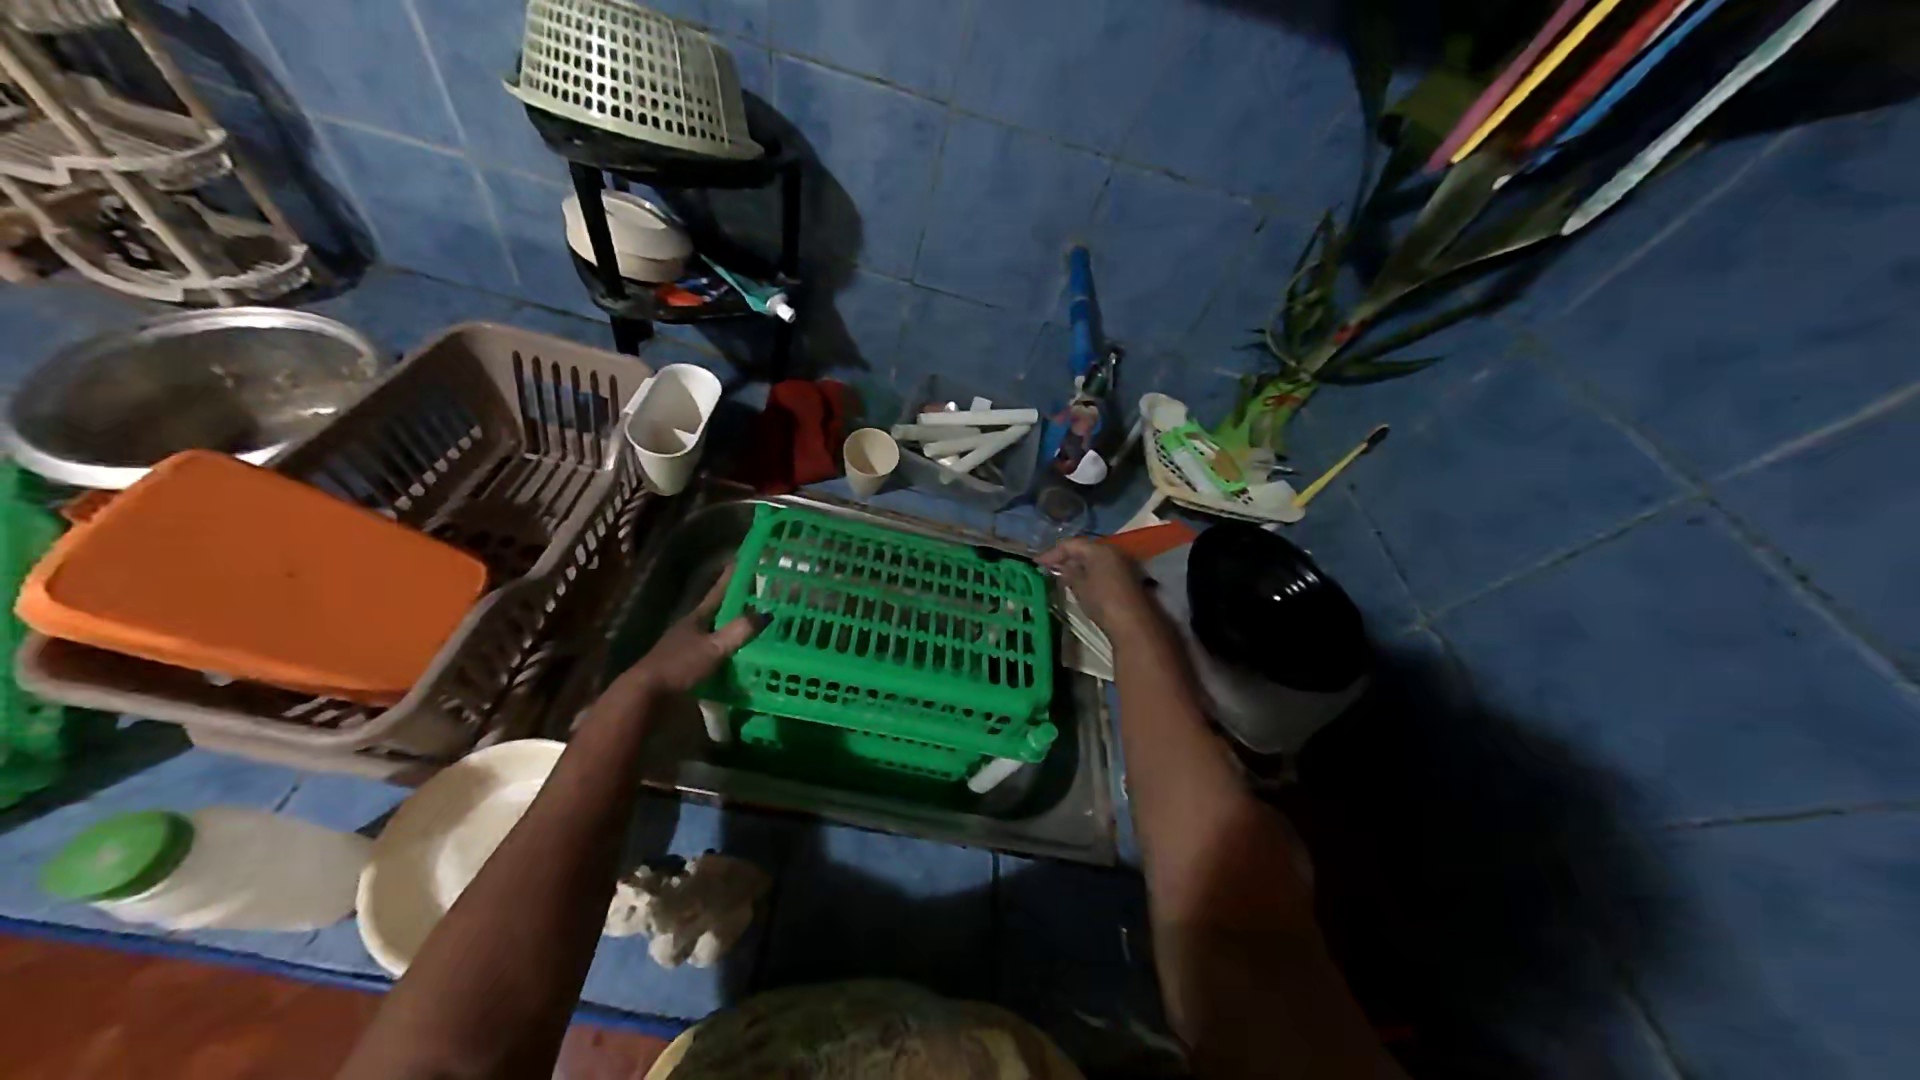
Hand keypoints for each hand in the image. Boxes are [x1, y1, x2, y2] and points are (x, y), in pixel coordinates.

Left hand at [616, 568, 761, 697]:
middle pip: (719, 612)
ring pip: (718, 633)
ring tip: (759, 627)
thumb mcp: (713, 647)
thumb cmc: (679, 666)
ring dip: (736, 630)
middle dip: (739, 604)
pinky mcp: (690, 669)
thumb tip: (766, 614)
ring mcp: (690, 649)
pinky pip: (717, 655)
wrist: (647, 697)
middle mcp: (693, 629)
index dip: (731, 577)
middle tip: (763, 597)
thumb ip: (739, 631)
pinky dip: (732, 653)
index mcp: (696, 618)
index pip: (718, 592)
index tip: (744, 560)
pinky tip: (745, 658)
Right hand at [1038, 539, 1155, 640]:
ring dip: (1078, 566)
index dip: (1052, 553)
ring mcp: (1122, 564)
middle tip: (1048, 569)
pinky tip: (1079, 584)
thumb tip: (1060, 567)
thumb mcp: (1080, 587)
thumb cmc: (1103, 601)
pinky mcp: (1127, 578)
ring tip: (1061, 577)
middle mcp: (1113, 552)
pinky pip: (1102, 569)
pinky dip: (1089, 573)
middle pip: (1084, 550)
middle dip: (1065, 558)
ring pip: (1094, 560)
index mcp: (1099, 549)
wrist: (1134, 623)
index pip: (1070, 544)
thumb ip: (1068, 574)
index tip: (1037, 564)